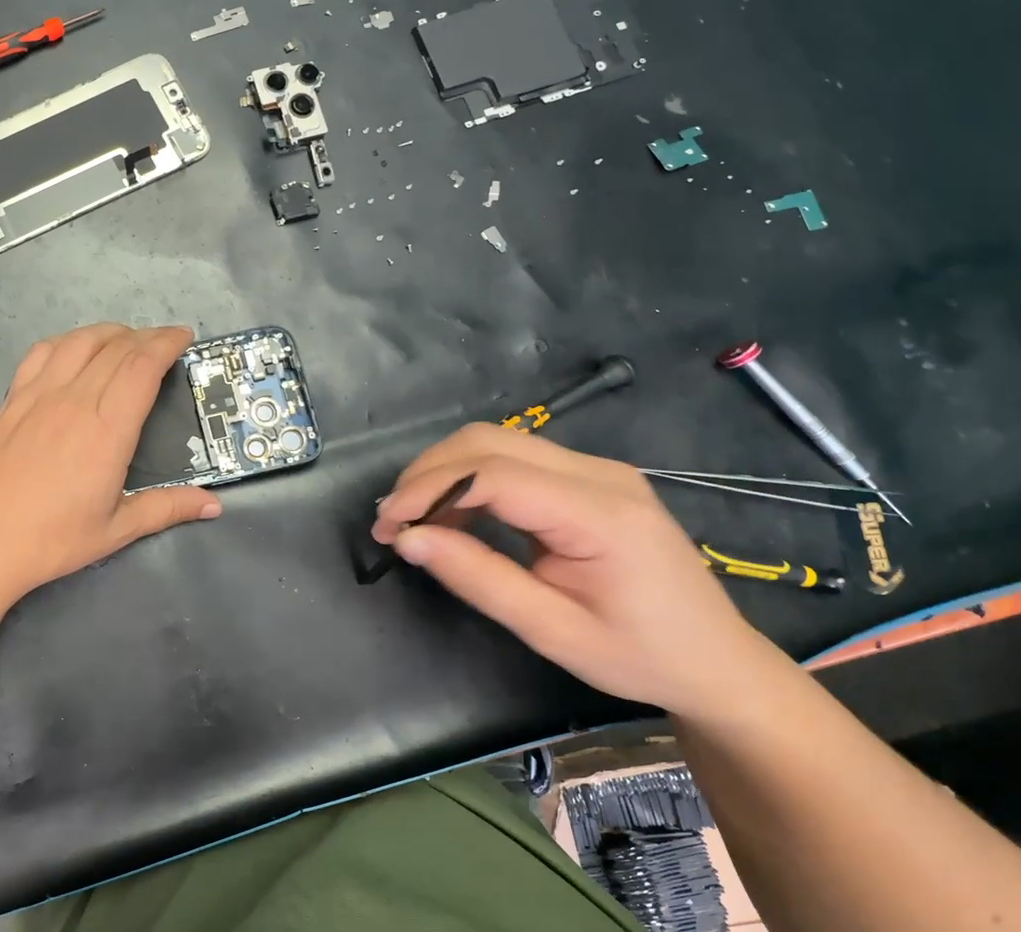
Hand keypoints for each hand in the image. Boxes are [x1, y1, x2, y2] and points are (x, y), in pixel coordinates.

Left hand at [0, 324, 221, 613]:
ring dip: (107, 332)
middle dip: (145, 337)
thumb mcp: (115, 531)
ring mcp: (35, 396)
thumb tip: (213, 506)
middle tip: (163, 344)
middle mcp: (71, 400)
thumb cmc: (50, 541)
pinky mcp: (9, 402)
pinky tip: (72, 351)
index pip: (141, 366)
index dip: (166, 343)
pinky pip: (40, 355)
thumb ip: (166, 509)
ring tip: (124, 341)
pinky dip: (65, 342)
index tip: (183, 337)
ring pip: (76, 342)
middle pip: (114, 347)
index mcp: (105, 429)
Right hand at [372, 423, 789, 719]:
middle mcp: (600, 474)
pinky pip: (514, 457)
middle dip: (426, 474)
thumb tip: (407, 538)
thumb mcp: (551, 631)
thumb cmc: (637, 656)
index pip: (492, 474)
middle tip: (393, 522)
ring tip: (415, 519)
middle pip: (488, 441)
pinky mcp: (590, 476)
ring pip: (496, 441)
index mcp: (601, 515)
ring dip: (443, 471)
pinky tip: (453, 514)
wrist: (716, 662)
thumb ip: (478, 579)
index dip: (428, 491)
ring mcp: (598, 470)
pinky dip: (468, 477)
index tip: (386, 528)